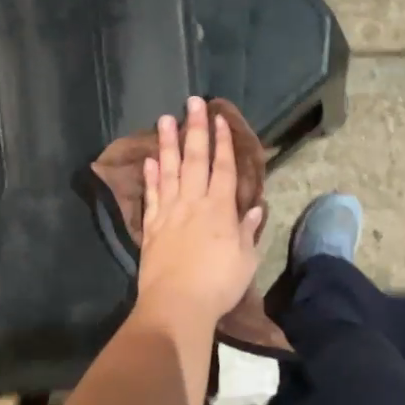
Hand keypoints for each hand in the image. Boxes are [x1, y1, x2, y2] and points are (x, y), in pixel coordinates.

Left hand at [136, 96, 263, 328]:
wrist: (177, 304)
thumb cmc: (219, 285)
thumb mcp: (245, 260)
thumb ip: (247, 231)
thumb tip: (254, 209)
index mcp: (221, 209)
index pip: (224, 168)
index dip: (224, 143)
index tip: (221, 119)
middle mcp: (194, 203)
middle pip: (195, 160)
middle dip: (196, 129)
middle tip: (194, 101)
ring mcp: (169, 213)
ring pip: (169, 170)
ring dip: (168, 143)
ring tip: (166, 118)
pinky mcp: (151, 228)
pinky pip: (151, 196)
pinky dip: (150, 177)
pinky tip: (150, 161)